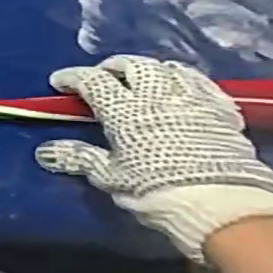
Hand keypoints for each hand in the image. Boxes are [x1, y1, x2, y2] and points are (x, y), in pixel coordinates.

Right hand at [35, 55, 272, 260]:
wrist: (225, 206)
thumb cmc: (156, 189)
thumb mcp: (109, 176)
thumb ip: (80, 158)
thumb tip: (46, 151)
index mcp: (124, 112)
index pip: (93, 81)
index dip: (72, 77)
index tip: (60, 83)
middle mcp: (158, 99)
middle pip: (135, 66)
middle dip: (114, 66)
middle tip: (102, 76)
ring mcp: (195, 104)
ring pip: (171, 70)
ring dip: (152, 70)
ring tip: (142, 79)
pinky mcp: (224, 115)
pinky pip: (204, 86)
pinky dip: (187, 82)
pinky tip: (182, 90)